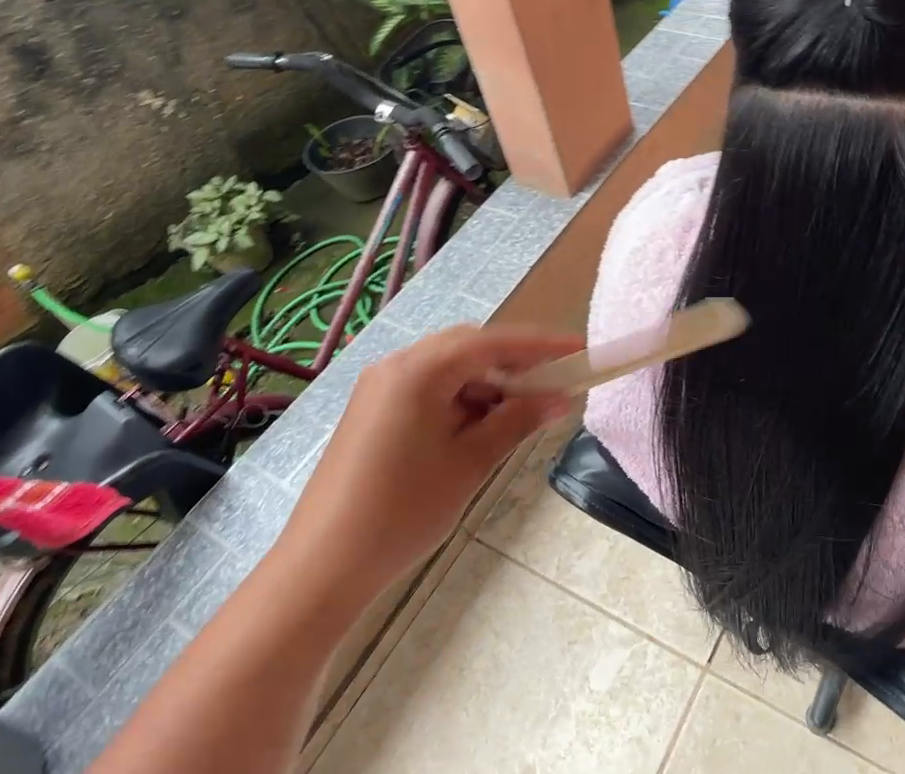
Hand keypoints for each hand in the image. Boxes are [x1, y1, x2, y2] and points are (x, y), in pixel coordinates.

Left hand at [276, 326, 581, 585]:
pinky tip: (481, 427)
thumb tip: (559, 399)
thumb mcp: (469, 463)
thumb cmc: (404, 510)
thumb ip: (516, 421)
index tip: (580, 347)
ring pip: (448, 369)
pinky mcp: (372, 412)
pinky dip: (460, 400)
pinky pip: (427, 389)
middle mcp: (396, 366)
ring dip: (487, 383)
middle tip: (554, 382)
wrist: (325, 563)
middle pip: (467, 347)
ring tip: (523, 412)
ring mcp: (379, 388)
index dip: (540, 344)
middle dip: (513, 362)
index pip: (491, 342)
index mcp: (418, 370)